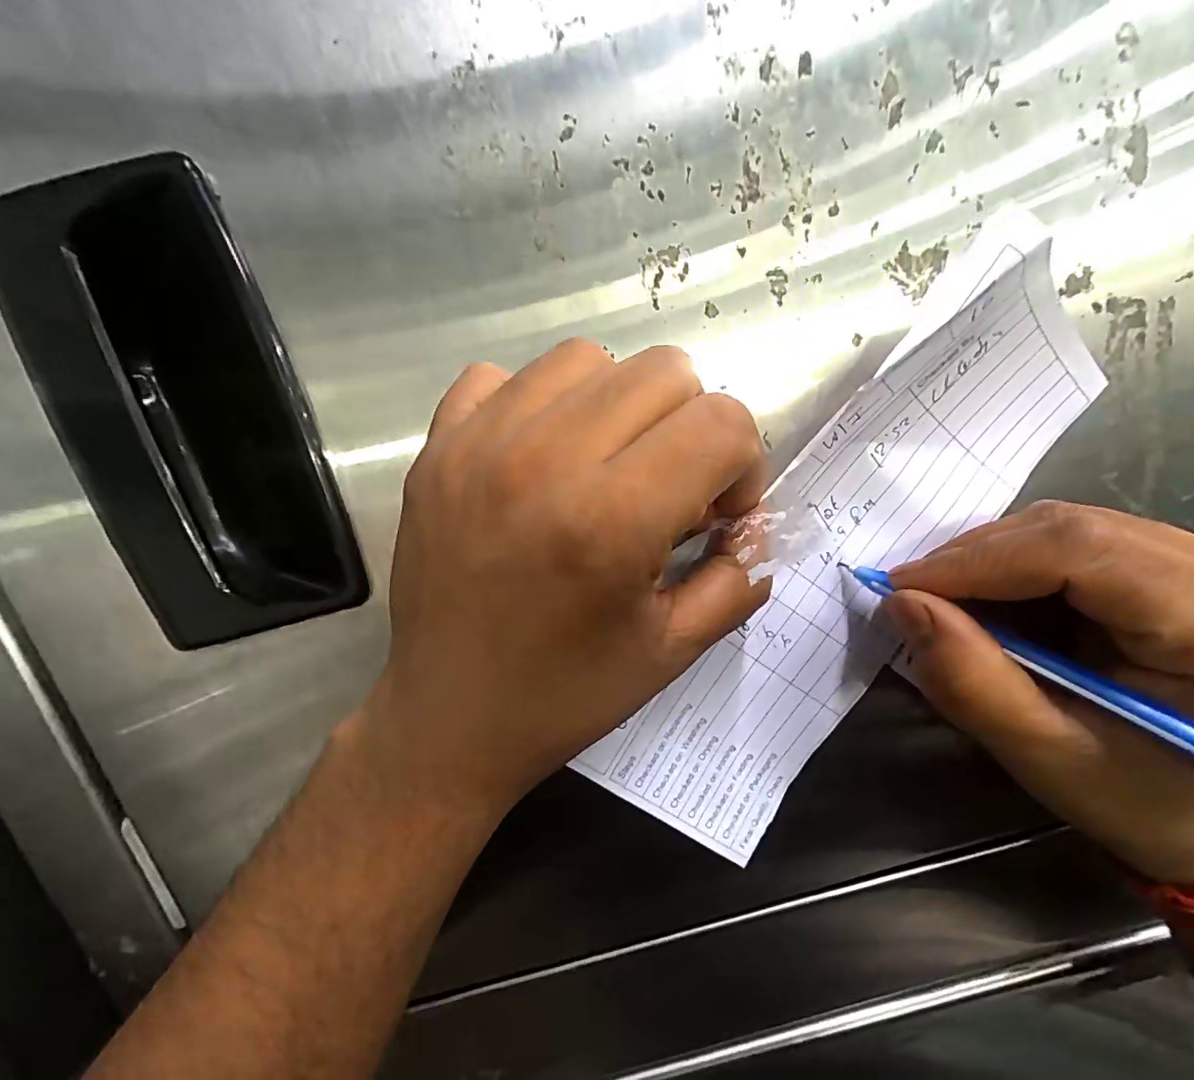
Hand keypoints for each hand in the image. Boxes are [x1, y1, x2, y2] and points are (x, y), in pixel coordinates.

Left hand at [360, 341, 769, 815]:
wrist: (448, 719)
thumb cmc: (567, 694)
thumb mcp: (676, 649)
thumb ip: (741, 575)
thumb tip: (755, 521)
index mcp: (612, 520)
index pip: (723, 422)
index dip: (743, 469)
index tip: (714, 519)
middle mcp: (545, 460)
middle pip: (666, 371)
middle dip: (691, 429)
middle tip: (665, 494)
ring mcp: (481, 443)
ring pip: (589, 359)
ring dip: (620, 406)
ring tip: (605, 470)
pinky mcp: (438, 445)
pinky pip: (506, 376)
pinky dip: (541, 406)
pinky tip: (540, 462)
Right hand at [880, 501, 1193, 883]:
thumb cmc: (1135, 801)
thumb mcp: (1043, 755)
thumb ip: (972, 680)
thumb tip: (904, 602)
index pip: (1083, 552)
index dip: (980, 560)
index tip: (903, 586)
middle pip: (1078, 530)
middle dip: (979, 558)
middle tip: (917, 595)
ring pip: (1076, 526)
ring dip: (996, 557)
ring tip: (951, 599)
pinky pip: (1086, 538)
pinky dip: (1023, 562)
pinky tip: (998, 597)